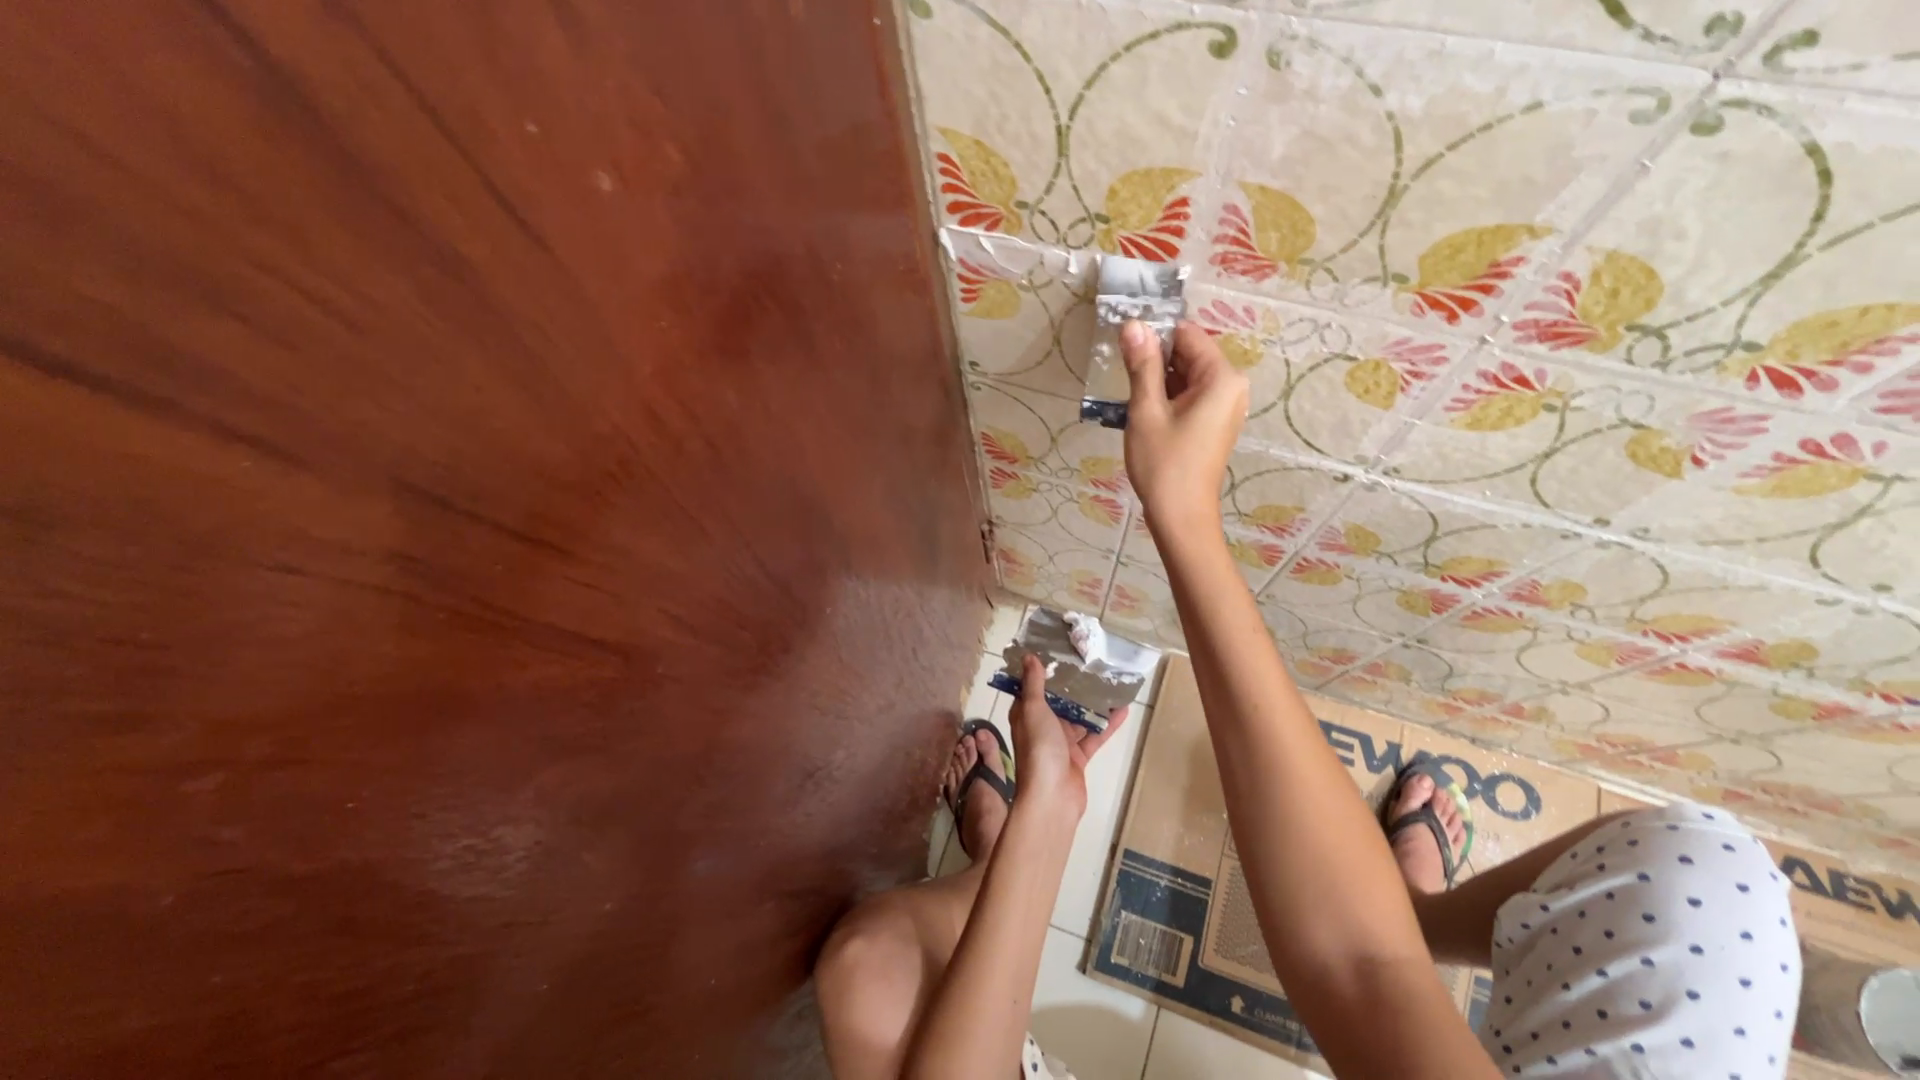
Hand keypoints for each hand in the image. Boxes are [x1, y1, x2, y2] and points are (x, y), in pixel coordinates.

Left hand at [1008, 654, 1129, 819]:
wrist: (1052, 796)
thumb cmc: (1039, 749)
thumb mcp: (1033, 710)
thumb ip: (1033, 685)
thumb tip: (1028, 656)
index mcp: (1026, 716)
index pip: (1032, 690)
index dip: (1042, 672)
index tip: (1058, 653)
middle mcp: (1042, 727)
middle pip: (1058, 704)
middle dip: (1072, 687)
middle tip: (1091, 665)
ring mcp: (1061, 744)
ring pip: (1078, 719)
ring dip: (1092, 705)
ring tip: (1110, 683)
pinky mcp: (1079, 757)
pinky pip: (1094, 736)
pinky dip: (1107, 725)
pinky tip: (1123, 710)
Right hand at [1119, 319, 1249, 541]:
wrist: (1180, 515)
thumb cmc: (1163, 463)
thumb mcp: (1146, 410)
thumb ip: (1141, 364)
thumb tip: (1133, 324)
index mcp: (1221, 378)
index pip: (1187, 334)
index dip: (1155, 335)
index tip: (1124, 344)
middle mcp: (1231, 386)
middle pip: (1189, 353)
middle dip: (1156, 357)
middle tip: (1122, 371)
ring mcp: (1225, 406)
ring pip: (1187, 375)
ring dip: (1158, 379)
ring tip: (1131, 395)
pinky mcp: (1215, 422)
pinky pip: (1190, 395)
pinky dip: (1167, 396)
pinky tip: (1145, 410)